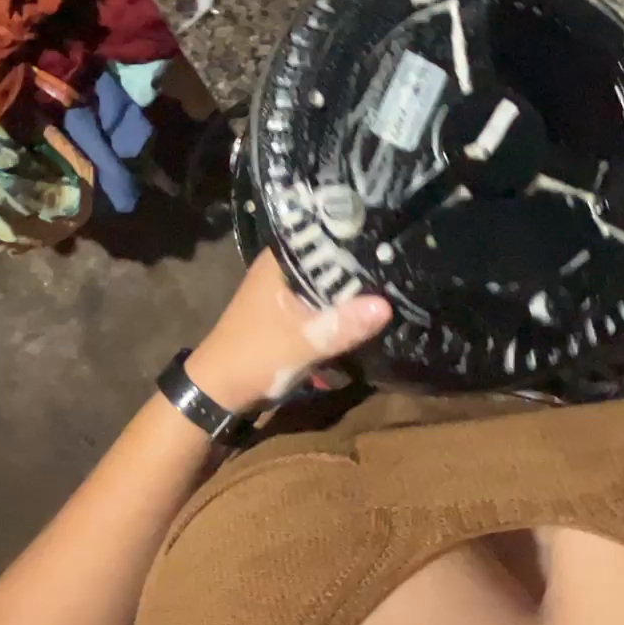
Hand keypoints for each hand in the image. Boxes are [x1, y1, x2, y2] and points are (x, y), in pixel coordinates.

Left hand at [186, 252, 392, 415]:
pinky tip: (372, 306)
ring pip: (331, 280)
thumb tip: (386, 306)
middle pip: (333, 257)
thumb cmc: (254, 358)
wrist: (220, 392)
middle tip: (404, 259)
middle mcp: (284, 267)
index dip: (359, 231)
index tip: (395, 232)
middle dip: (364, 263)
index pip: (325, 232)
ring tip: (398, 279)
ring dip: (356, 286)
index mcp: (280, 261)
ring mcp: (288, 289)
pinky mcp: (293, 311)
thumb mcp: (302, 343)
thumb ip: (342, 325)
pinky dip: (345, 304)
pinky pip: (326, 299)